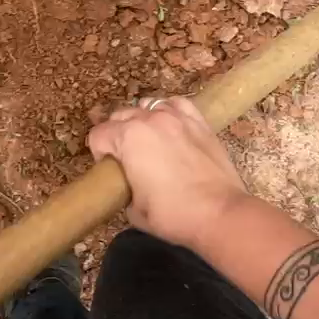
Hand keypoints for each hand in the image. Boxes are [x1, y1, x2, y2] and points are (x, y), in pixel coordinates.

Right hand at [86, 97, 250, 252]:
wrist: (220, 214)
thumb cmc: (173, 214)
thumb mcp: (134, 209)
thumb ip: (124, 187)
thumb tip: (128, 184)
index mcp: (128, 137)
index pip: (98, 135)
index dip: (100, 155)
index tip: (111, 172)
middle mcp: (149, 119)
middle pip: (119, 116)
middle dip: (117, 136)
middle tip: (127, 161)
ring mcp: (176, 117)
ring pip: (146, 106)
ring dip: (141, 121)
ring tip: (149, 142)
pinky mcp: (198, 122)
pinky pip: (176, 104)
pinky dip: (168, 111)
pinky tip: (170, 126)